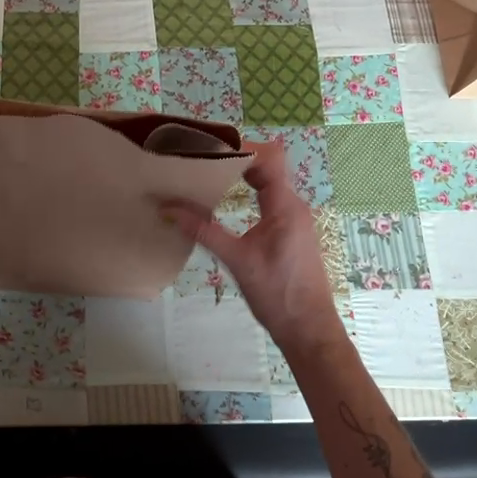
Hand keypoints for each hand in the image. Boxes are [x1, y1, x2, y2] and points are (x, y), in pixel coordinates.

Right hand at [164, 142, 343, 358]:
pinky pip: (268, 196)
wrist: (309, 331)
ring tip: (205, 170)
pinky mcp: (288, 230)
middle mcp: (293, 205)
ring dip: (240, 171)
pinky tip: (224, 196)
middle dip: (234, 155)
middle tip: (200, 155)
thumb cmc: (278, 295)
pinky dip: (246, 188)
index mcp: (286, 206)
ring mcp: (293, 217)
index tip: (207, 146)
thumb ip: (203, 230)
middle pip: (267, 164)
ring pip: (268, 180)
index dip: (240, 146)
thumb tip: (167, 208)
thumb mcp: (236, 260)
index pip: (268, 158)